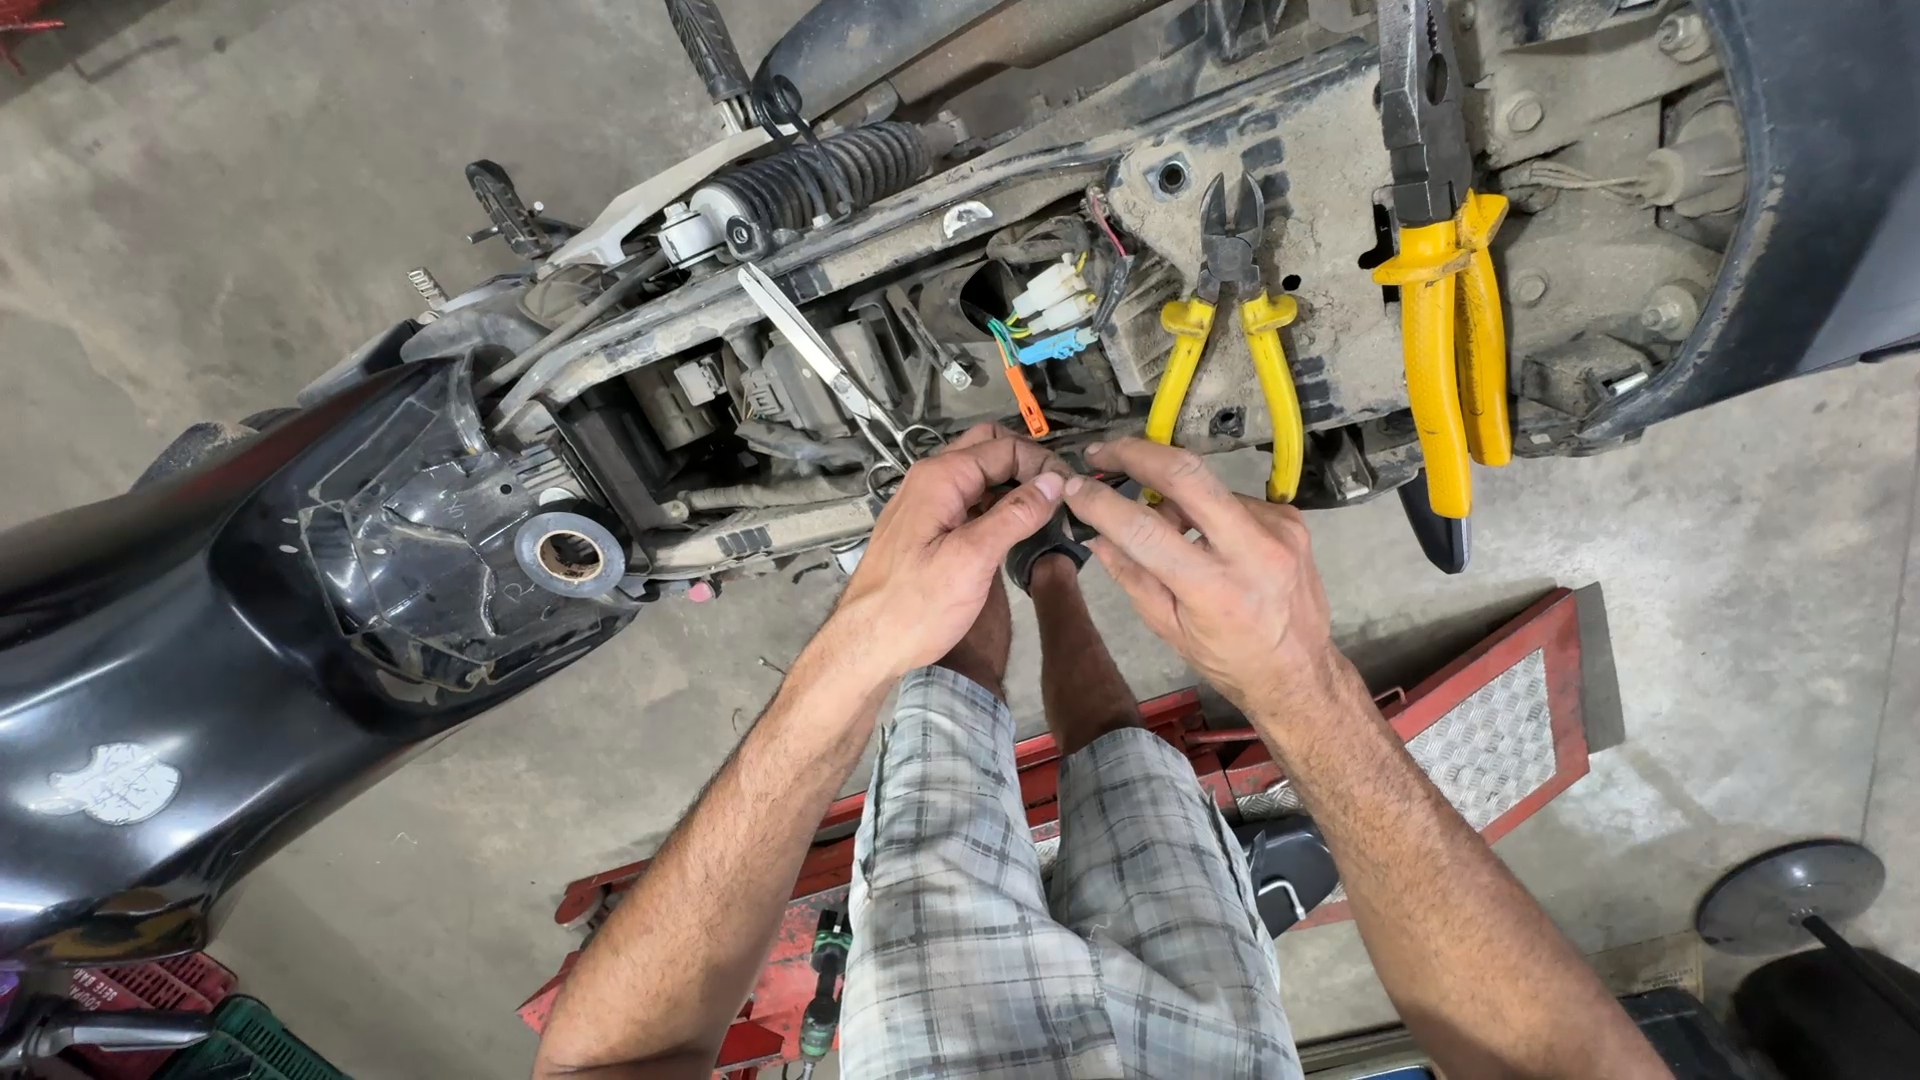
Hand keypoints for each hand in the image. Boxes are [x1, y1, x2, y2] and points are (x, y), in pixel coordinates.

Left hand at [824, 424, 1067, 683]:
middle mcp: (930, 481)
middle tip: (1058, 498)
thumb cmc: (916, 605)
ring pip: (979, 478)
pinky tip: (1016, 532)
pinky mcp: (927, 530)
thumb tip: (1053, 481)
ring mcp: (926, 505)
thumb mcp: (973, 558)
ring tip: (1046, 516)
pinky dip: (995, 509)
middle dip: (1027, 465)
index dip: (1041, 464)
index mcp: (940, 477)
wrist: (866, 645)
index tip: (1070, 492)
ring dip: (1013, 488)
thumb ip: (1015, 515)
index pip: (1004, 447)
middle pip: (988, 451)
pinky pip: (968, 504)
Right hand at [1062, 438, 1336, 718]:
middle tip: (1101, 452)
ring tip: (1159, 522)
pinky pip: (1230, 498)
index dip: (1102, 502)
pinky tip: (1204, 536)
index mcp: (1214, 589)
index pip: (1145, 529)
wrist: (1301, 670)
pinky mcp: (1290, 517)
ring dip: (1170, 494)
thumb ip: (1130, 574)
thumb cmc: (1227, 658)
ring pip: (1206, 485)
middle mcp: (1252, 549)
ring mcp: (1277, 527)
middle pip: (1187, 473)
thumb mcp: (1167, 627)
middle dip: (1135, 453)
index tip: (1074, 488)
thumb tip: (1094, 531)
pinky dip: (1204, 509)